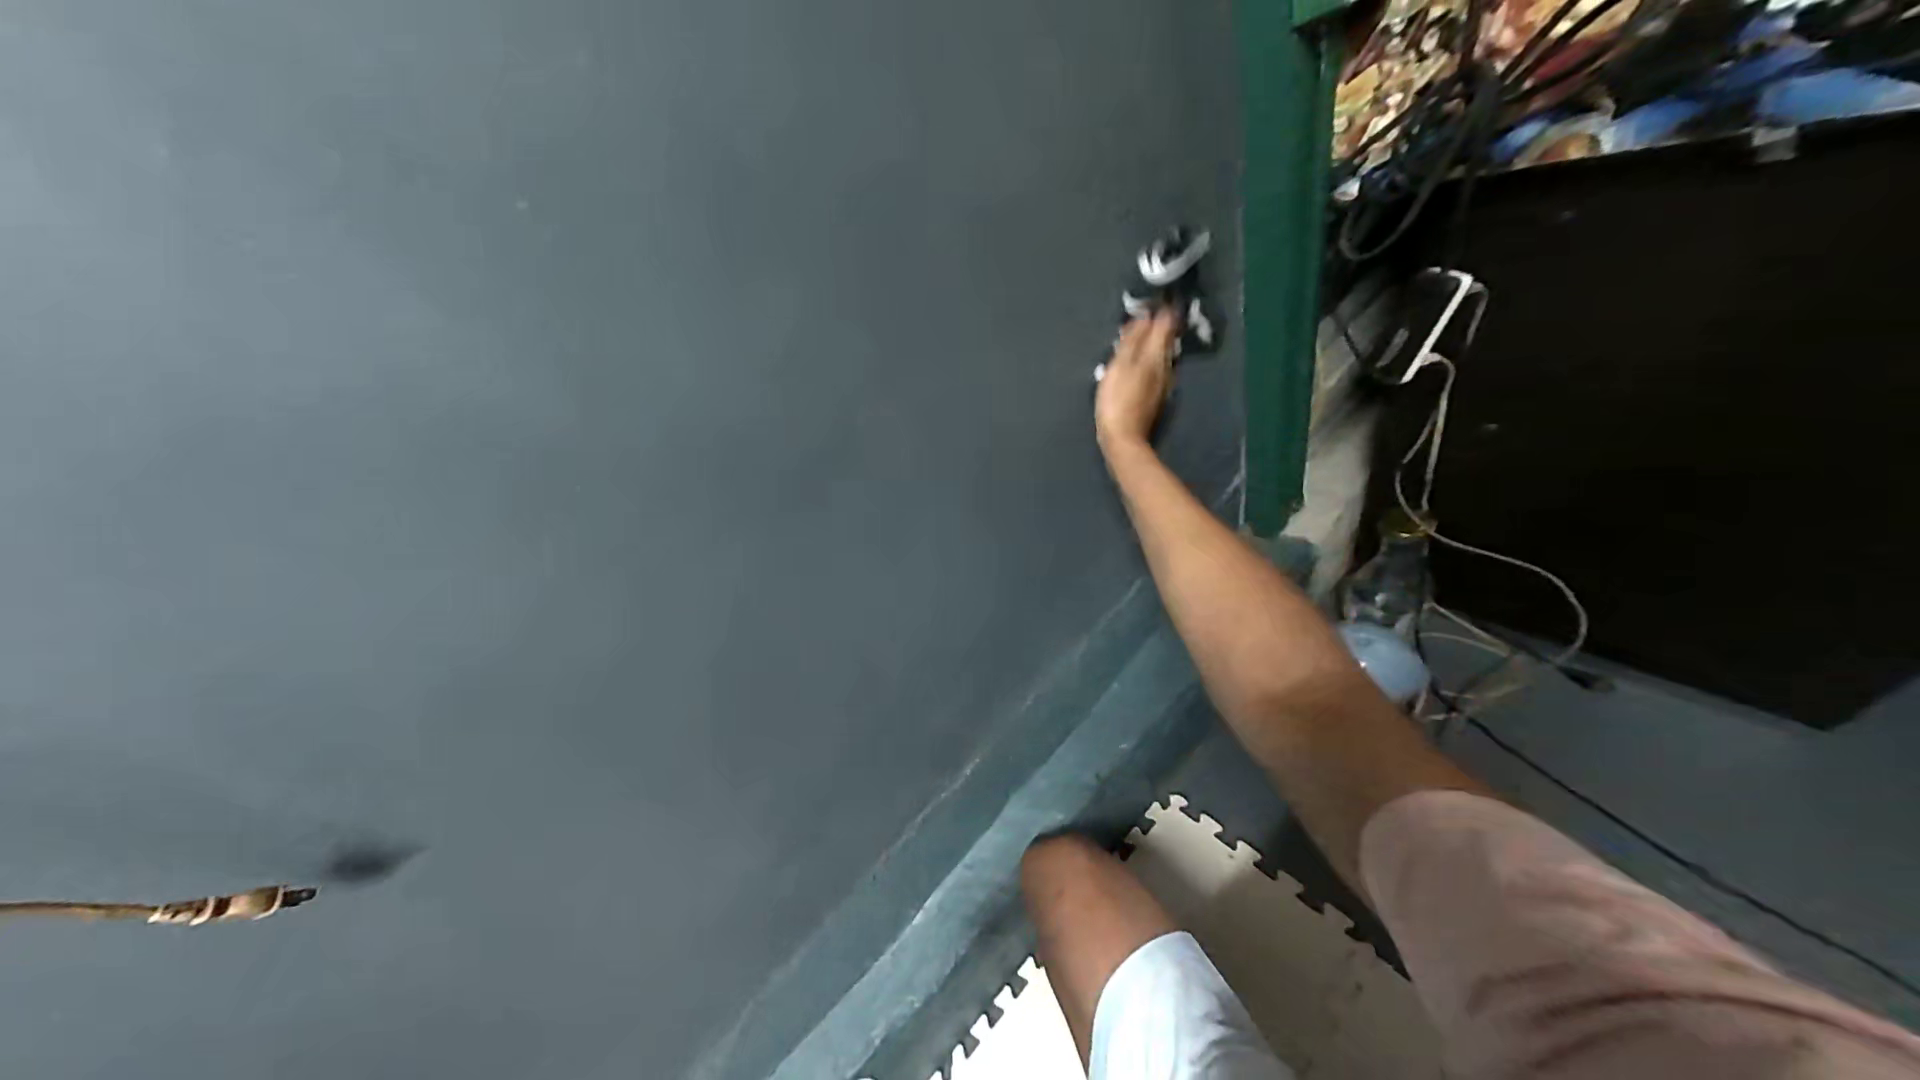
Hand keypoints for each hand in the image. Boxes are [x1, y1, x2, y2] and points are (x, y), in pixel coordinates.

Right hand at [1095, 309, 1178, 452]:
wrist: (1124, 438)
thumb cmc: (1116, 401)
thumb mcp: (1119, 367)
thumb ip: (1132, 342)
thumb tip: (1146, 317)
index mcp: (1154, 356)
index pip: (1165, 324)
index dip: (1163, 309)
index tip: (1156, 297)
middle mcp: (1164, 366)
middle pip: (1167, 339)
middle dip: (1160, 324)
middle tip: (1150, 312)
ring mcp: (1163, 382)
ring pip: (1163, 354)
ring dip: (1155, 341)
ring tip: (1143, 333)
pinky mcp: (1157, 395)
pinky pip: (1158, 367)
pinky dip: (1151, 357)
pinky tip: (1142, 359)